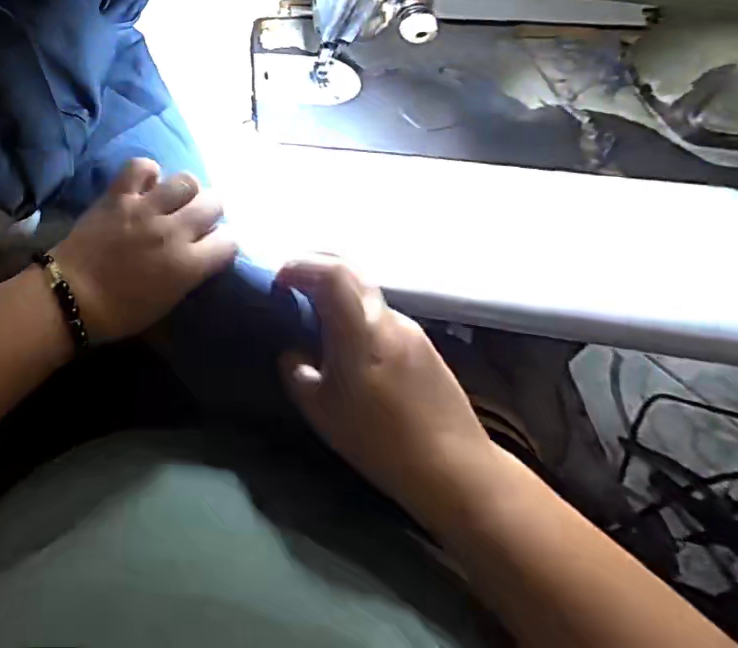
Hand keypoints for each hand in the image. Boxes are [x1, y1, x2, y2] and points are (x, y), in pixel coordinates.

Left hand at [51, 158, 235, 341]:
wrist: (69, 297)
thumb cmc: (119, 313)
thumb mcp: (167, 303)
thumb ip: (189, 275)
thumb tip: (200, 255)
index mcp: (188, 265)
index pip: (229, 241)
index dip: (224, 242)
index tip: (213, 245)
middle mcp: (173, 231)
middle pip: (214, 203)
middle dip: (211, 211)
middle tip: (196, 219)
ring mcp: (145, 209)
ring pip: (185, 181)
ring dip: (185, 190)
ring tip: (173, 199)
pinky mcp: (118, 195)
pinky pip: (141, 166)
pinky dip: (148, 172)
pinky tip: (146, 184)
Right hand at [277, 258, 497, 509]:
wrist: (458, 471)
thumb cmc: (380, 442)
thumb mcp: (321, 411)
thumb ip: (297, 371)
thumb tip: (293, 352)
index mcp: (360, 331)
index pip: (331, 272)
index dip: (300, 266)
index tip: (278, 282)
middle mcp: (388, 319)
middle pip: (350, 269)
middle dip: (314, 266)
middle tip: (291, 283)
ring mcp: (411, 329)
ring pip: (365, 294)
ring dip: (337, 294)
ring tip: (317, 321)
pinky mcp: (425, 345)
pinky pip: (381, 316)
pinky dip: (357, 316)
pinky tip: (352, 350)